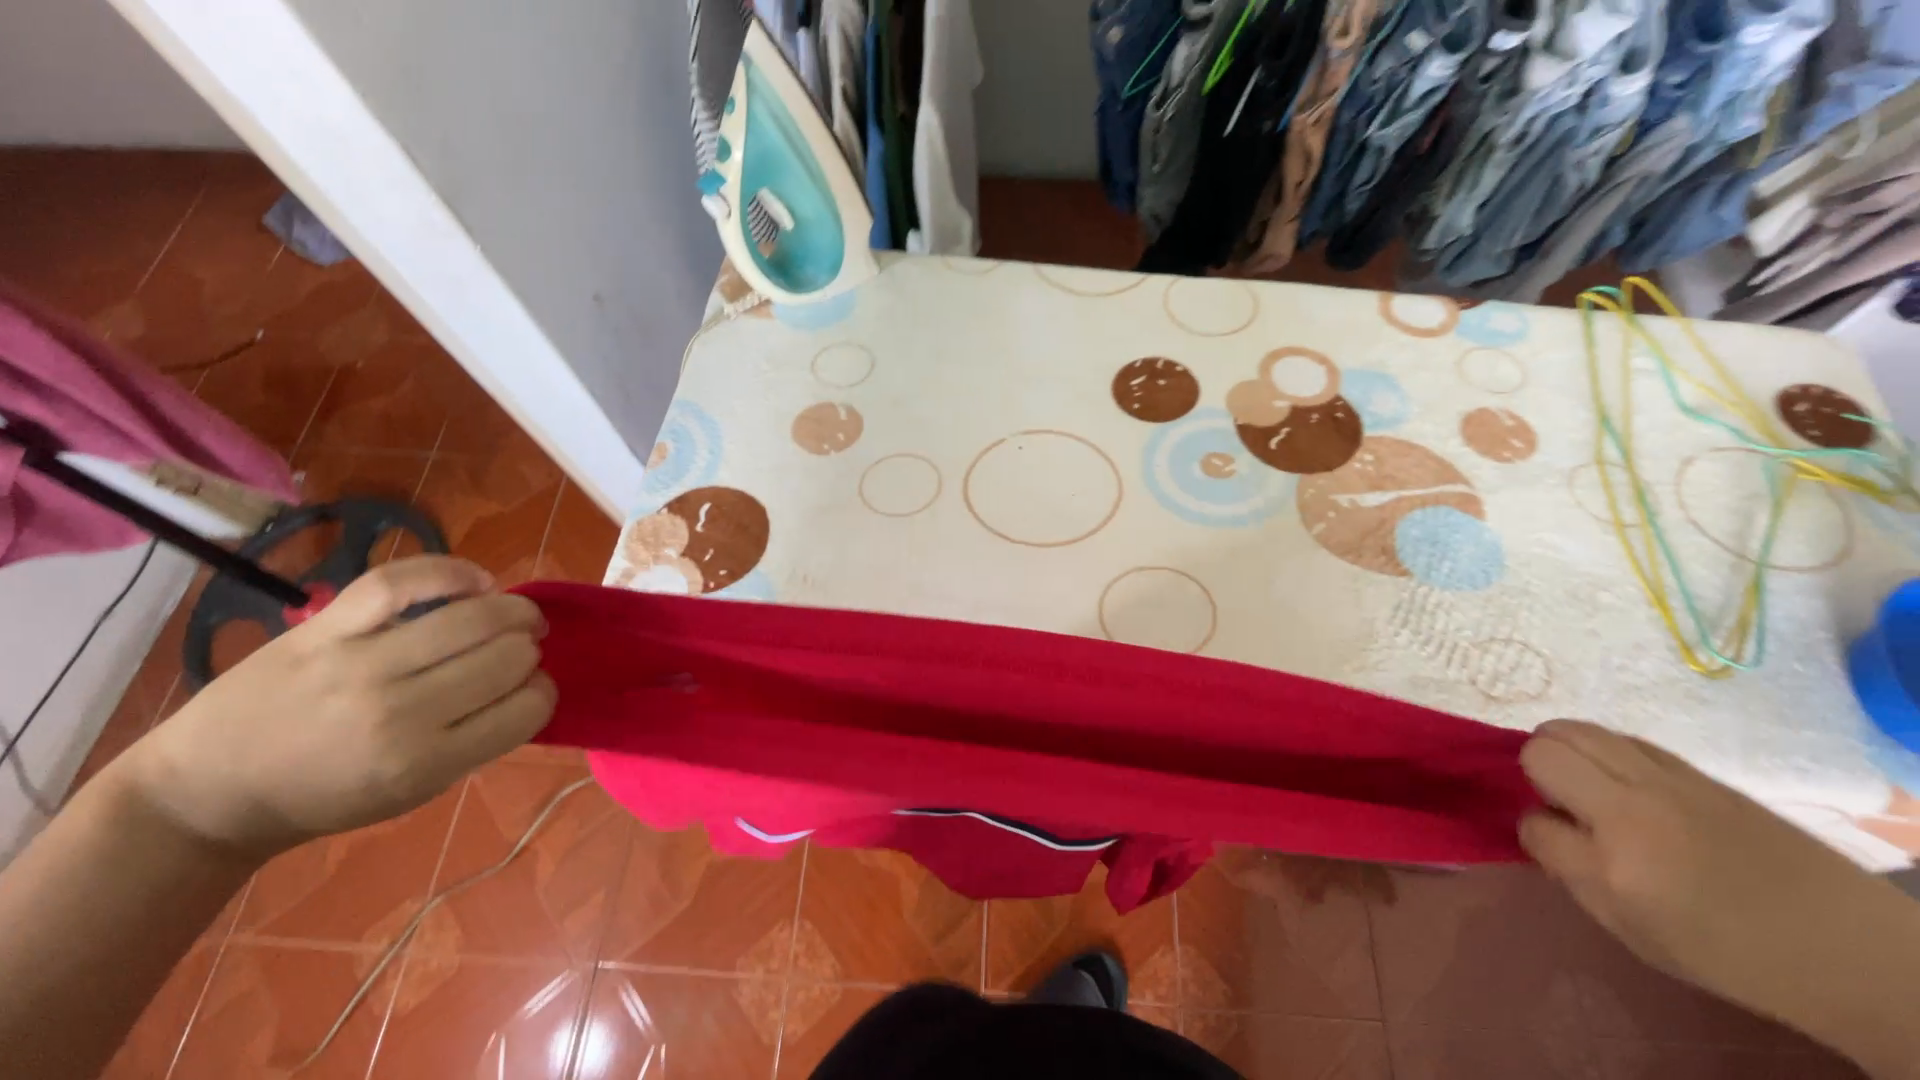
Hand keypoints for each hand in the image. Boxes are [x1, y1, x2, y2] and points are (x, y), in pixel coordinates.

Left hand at [120, 556, 556, 858]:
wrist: (213, 787)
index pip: (527, 710)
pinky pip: (401, 581)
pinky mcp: (326, 627)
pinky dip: (452, 572)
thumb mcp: (413, 793)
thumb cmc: (324, 800)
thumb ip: (473, 742)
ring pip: (472, 618)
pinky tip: (477, 581)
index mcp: (426, 762)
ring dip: (513, 611)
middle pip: (507, 659)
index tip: (532, 690)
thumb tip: (527, 687)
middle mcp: (400, 711)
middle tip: (521, 652)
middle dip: (529, 652)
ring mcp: (360, 663)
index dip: (543, 693)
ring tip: (516, 615)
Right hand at [1521, 720, 1919, 1076]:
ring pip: (1581, 729)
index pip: (1532, 821)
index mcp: (1615, 860)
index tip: (1552, 843)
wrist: (1836, 940)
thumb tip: (1539, 826)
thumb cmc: (1722, 949)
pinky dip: (1605, 750)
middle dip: (1533, 767)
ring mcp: (1670, 781)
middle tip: (1554, 798)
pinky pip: (1625, 738)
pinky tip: (1622, 780)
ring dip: (1565, 749)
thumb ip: (1572, 872)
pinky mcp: (1697, 771)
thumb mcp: (1630, 928)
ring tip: (1580, 781)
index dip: (1533, 830)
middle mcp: (1635, 806)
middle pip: (1547, 747)